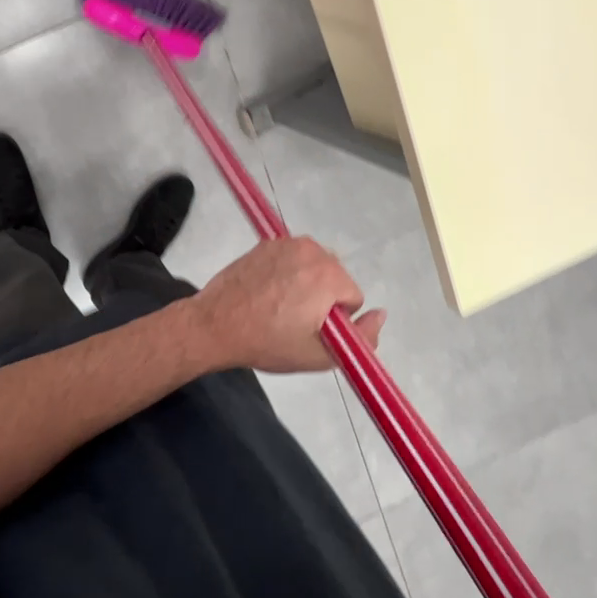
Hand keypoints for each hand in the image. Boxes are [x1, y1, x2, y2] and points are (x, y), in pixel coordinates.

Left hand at [188, 237, 384, 372]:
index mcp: (329, 275)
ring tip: (278, 306)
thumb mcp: (320, 354)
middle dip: (322, 298)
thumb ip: (362, 338)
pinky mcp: (265, 243)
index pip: (353, 298)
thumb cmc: (267, 343)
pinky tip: (266, 291)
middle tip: (291, 319)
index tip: (308, 329)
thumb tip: (381, 315)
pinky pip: (291, 258)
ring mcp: (285, 243)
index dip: (335, 319)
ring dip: (305, 283)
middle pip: (335, 277)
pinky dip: (286, 272)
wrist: (214, 325)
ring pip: (314, 266)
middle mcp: (312, 250)